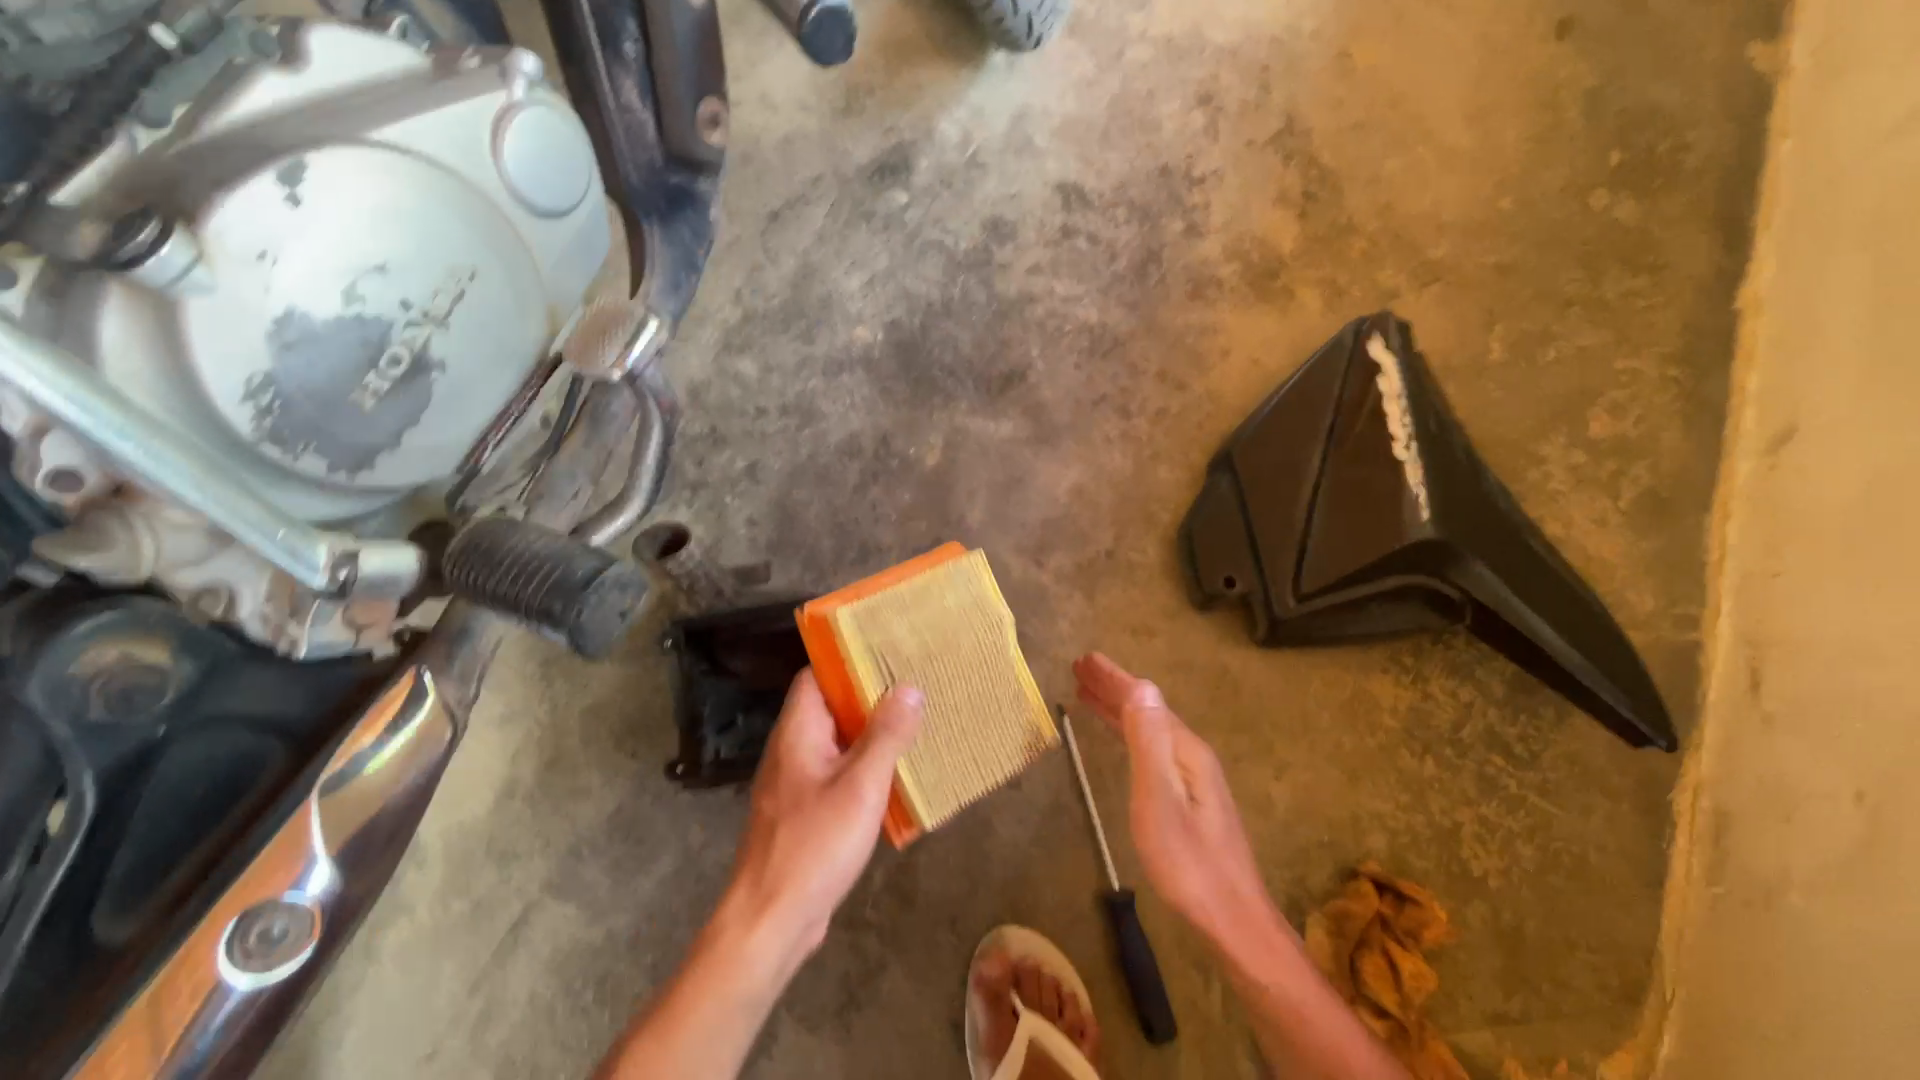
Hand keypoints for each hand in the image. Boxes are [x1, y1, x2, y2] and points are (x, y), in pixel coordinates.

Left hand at [721, 669, 922, 963]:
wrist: (771, 919)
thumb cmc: (814, 846)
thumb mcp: (861, 787)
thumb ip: (886, 736)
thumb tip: (909, 688)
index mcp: (797, 732)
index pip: (817, 676)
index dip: (851, 661)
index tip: (892, 653)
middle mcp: (792, 750)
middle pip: (830, 708)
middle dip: (871, 698)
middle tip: (917, 688)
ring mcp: (796, 784)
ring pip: (837, 744)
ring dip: (871, 736)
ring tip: (917, 726)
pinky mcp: (804, 813)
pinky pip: (837, 775)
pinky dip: (864, 769)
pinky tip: (897, 778)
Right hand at [1073, 652, 1281, 948]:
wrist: (1231, 917)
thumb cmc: (1189, 863)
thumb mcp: (1160, 800)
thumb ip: (1149, 743)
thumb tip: (1142, 686)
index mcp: (1185, 752)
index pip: (1146, 702)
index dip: (1115, 680)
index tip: (1085, 659)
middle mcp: (1192, 757)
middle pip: (1149, 712)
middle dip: (1115, 689)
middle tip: (1081, 668)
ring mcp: (1193, 779)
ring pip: (1150, 731)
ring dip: (1120, 710)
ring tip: (1090, 696)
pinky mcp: (1190, 800)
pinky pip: (1152, 749)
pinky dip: (1130, 735)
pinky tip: (1123, 742)